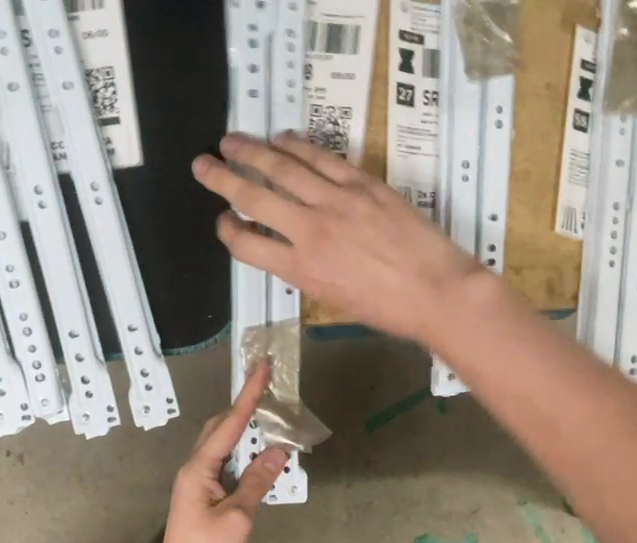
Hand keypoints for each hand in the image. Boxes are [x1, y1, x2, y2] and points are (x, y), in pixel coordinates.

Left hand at [153, 363, 289, 542]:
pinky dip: (240, 453)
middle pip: (219, 428)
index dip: (248, 395)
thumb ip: (258, 481)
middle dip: (242, 406)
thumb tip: (278, 450)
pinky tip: (257, 455)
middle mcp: (193, 469)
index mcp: (199, 469)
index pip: (230, 424)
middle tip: (267, 387)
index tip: (262, 366)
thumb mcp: (238, 517)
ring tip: (266, 415)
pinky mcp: (200, 497)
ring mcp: (195, 483)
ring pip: (220, 445)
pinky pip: (222, 464)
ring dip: (242, 429)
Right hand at [192, 132, 516, 348]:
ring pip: (284, 169)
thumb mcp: (333, 300)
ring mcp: (336, 202)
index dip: (228, 230)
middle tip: (201, 165)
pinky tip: (282, 139)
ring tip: (230, 140)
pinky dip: (299, 146)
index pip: (246, 244)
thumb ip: (305, 271)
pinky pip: (323, 158)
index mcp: (299, 270)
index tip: (222, 220)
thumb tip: (288, 249)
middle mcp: (309, 231)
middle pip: (255, 198)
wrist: (435, 291)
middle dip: (223, 179)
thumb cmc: (385, 309)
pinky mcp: (362, 184)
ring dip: (252, 152)